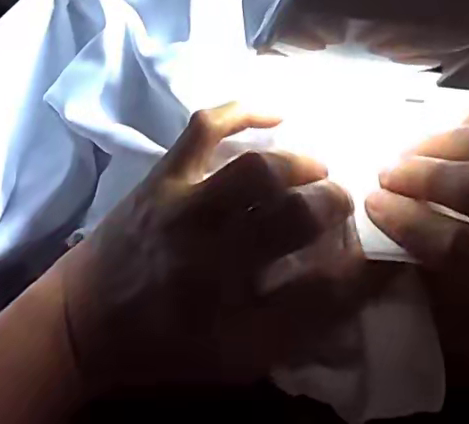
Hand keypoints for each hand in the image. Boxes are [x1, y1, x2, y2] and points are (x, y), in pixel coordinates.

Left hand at [47, 103, 364, 396]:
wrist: (84, 319)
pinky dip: (246, 111)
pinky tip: (278, 114)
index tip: (383, 252)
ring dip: (296, 165)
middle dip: (330, 205)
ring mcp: (182, 209)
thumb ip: (296, 322)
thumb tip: (354, 278)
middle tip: (345, 199)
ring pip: (252, 173)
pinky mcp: (165, 174)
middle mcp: (206, 263)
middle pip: (287, 222)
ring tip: (315, 167)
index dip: (361, 271)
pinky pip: (206, 127)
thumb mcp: (234, 357)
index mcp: (228, 322)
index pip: (316, 295)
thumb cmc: (166, 343)